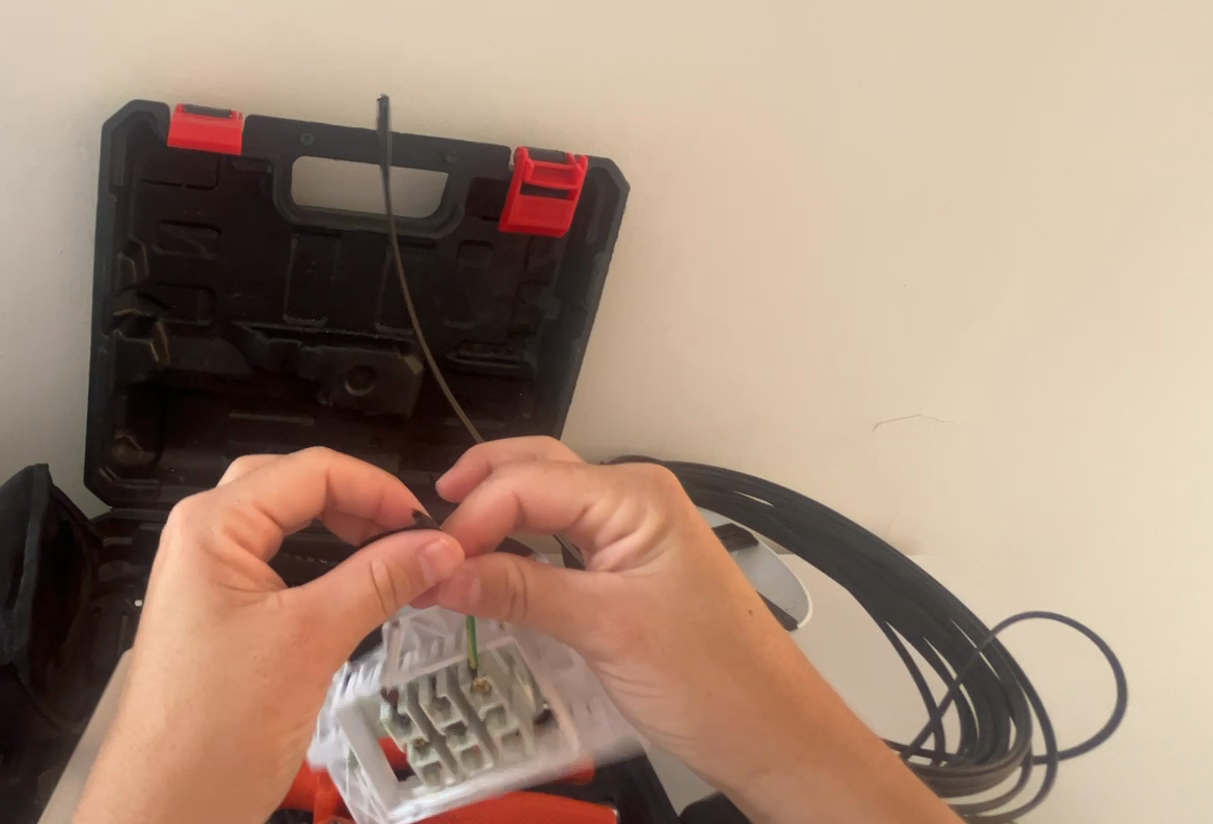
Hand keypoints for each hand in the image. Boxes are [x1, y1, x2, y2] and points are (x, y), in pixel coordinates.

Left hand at [73, 448, 466, 823]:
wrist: (163, 814)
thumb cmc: (216, 731)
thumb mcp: (309, 642)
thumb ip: (377, 582)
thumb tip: (438, 547)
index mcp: (212, 523)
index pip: (309, 471)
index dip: (374, 488)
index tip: (424, 524)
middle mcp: (201, 531)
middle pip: (292, 483)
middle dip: (355, 500)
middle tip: (406, 535)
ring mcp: (203, 567)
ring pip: (282, 517)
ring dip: (336, 525)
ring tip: (385, 551)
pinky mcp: (213, 602)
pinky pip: (272, 554)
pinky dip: (316, 555)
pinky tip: (346, 576)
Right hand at [424, 438, 957, 823]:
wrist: (784, 746)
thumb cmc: (711, 684)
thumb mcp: (604, 631)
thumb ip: (516, 591)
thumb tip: (436, 574)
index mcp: (631, 494)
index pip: (526, 484)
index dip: (472, 519)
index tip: (432, 565)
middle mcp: (628, 493)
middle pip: (532, 466)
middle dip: (476, 489)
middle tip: (428, 530)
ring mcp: (629, 522)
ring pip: (542, 492)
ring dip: (494, 509)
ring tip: (450, 541)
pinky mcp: (625, 554)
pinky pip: (557, 527)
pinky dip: (518, 536)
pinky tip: (493, 557)